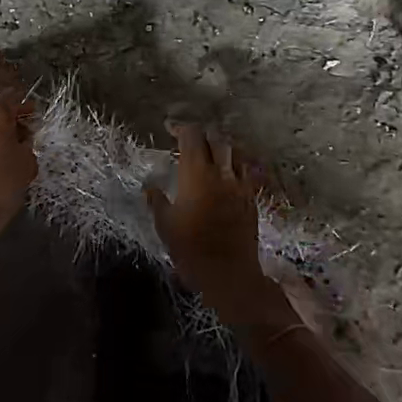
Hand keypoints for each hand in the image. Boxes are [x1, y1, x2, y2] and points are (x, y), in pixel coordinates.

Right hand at [147, 122, 291, 327]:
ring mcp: (240, 183)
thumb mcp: (165, 226)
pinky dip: (237, 162)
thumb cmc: (191, 251)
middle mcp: (220, 172)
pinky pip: (246, 169)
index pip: (191, 136)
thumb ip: (157, 201)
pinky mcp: (252, 197)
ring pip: (233, 150)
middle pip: (215, 138)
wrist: (229, 274)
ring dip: (220, 145)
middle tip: (188, 138)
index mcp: (196, 174)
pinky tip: (229, 169)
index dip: (180, 127)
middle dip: (201, 134)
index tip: (169, 128)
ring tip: (210, 150)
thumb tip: (149, 186)